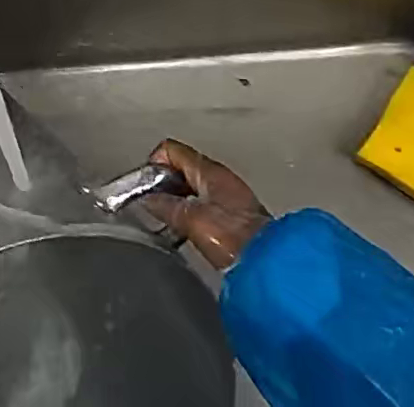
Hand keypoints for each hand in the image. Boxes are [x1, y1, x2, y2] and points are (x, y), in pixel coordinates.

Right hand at [139, 139, 271, 270]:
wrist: (269, 264)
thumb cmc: (234, 238)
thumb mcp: (192, 220)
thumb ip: (166, 206)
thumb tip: (147, 198)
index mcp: (209, 170)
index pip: (171, 150)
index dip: (153, 165)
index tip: (145, 187)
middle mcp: (220, 176)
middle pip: (180, 165)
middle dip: (163, 182)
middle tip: (152, 204)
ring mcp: (228, 193)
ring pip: (191, 184)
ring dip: (176, 197)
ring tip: (168, 219)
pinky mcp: (233, 212)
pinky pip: (202, 199)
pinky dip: (189, 208)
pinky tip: (185, 228)